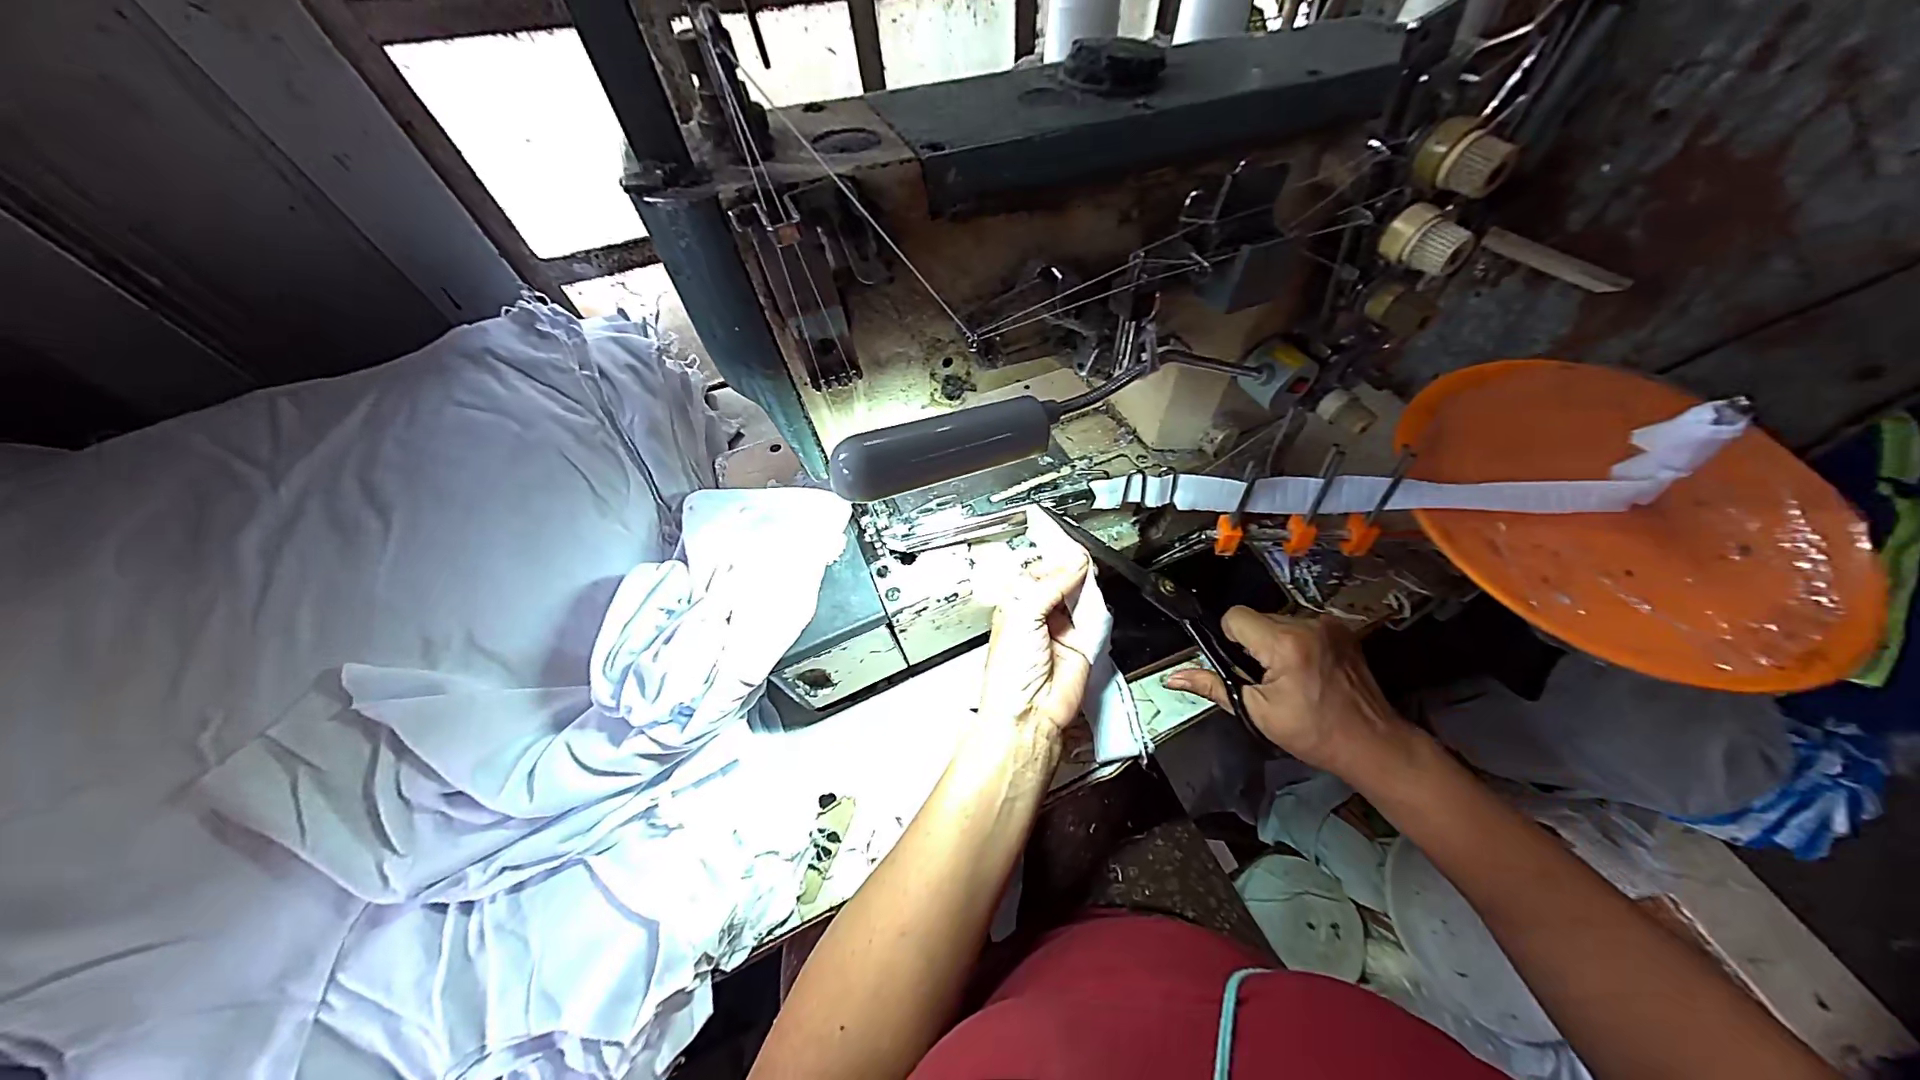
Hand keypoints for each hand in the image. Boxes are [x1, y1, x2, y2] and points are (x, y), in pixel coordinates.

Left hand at [976, 508, 1099, 735]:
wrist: (1029, 714)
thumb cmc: (1008, 676)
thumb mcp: (1023, 615)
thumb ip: (1049, 585)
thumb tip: (1072, 561)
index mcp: (1016, 606)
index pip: (1038, 571)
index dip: (1052, 557)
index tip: (1066, 544)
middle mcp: (1039, 616)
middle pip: (1062, 580)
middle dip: (1072, 568)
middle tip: (1081, 557)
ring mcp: (1062, 630)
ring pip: (1081, 596)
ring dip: (1086, 585)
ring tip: (1088, 575)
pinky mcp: (1083, 645)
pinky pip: (1096, 619)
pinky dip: (1099, 607)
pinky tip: (1096, 599)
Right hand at [1164, 608, 1421, 781]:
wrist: (1371, 742)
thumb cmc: (1313, 733)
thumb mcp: (1255, 712)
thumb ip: (1212, 686)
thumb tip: (1173, 678)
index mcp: (1284, 644)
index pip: (1235, 617)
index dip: (1229, 639)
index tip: (1242, 665)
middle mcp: (1309, 625)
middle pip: (1257, 618)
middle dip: (1253, 643)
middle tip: (1265, 679)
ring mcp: (1329, 625)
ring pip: (1278, 620)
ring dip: (1274, 642)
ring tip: (1288, 676)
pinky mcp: (1341, 630)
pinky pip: (1301, 625)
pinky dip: (1295, 642)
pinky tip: (1305, 670)